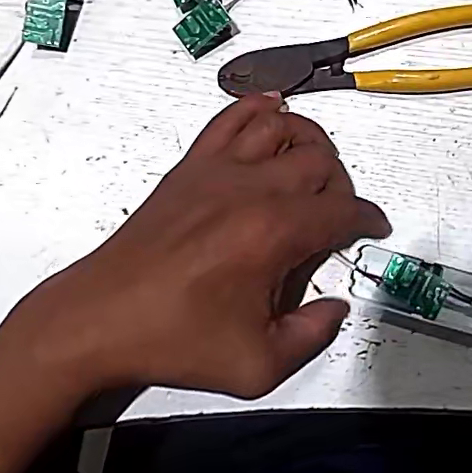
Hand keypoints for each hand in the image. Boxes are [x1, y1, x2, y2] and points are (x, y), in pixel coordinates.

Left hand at [1, 94, 389, 398]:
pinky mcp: (190, 168)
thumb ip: (311, 336)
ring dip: (309, 139)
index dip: (368, 219)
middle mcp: (250, 191)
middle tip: (337, 211)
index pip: (343, 211)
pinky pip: (230, 119)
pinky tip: (269, 110)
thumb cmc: (169, 339)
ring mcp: (218, 172)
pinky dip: (256, 108)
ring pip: (282, 127)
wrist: (99, 320)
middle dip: (342, 185)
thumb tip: (333, 311)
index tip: (372, 226)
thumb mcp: (257, 365)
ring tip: (316, 161)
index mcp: (274, 234)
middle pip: (322, 162)